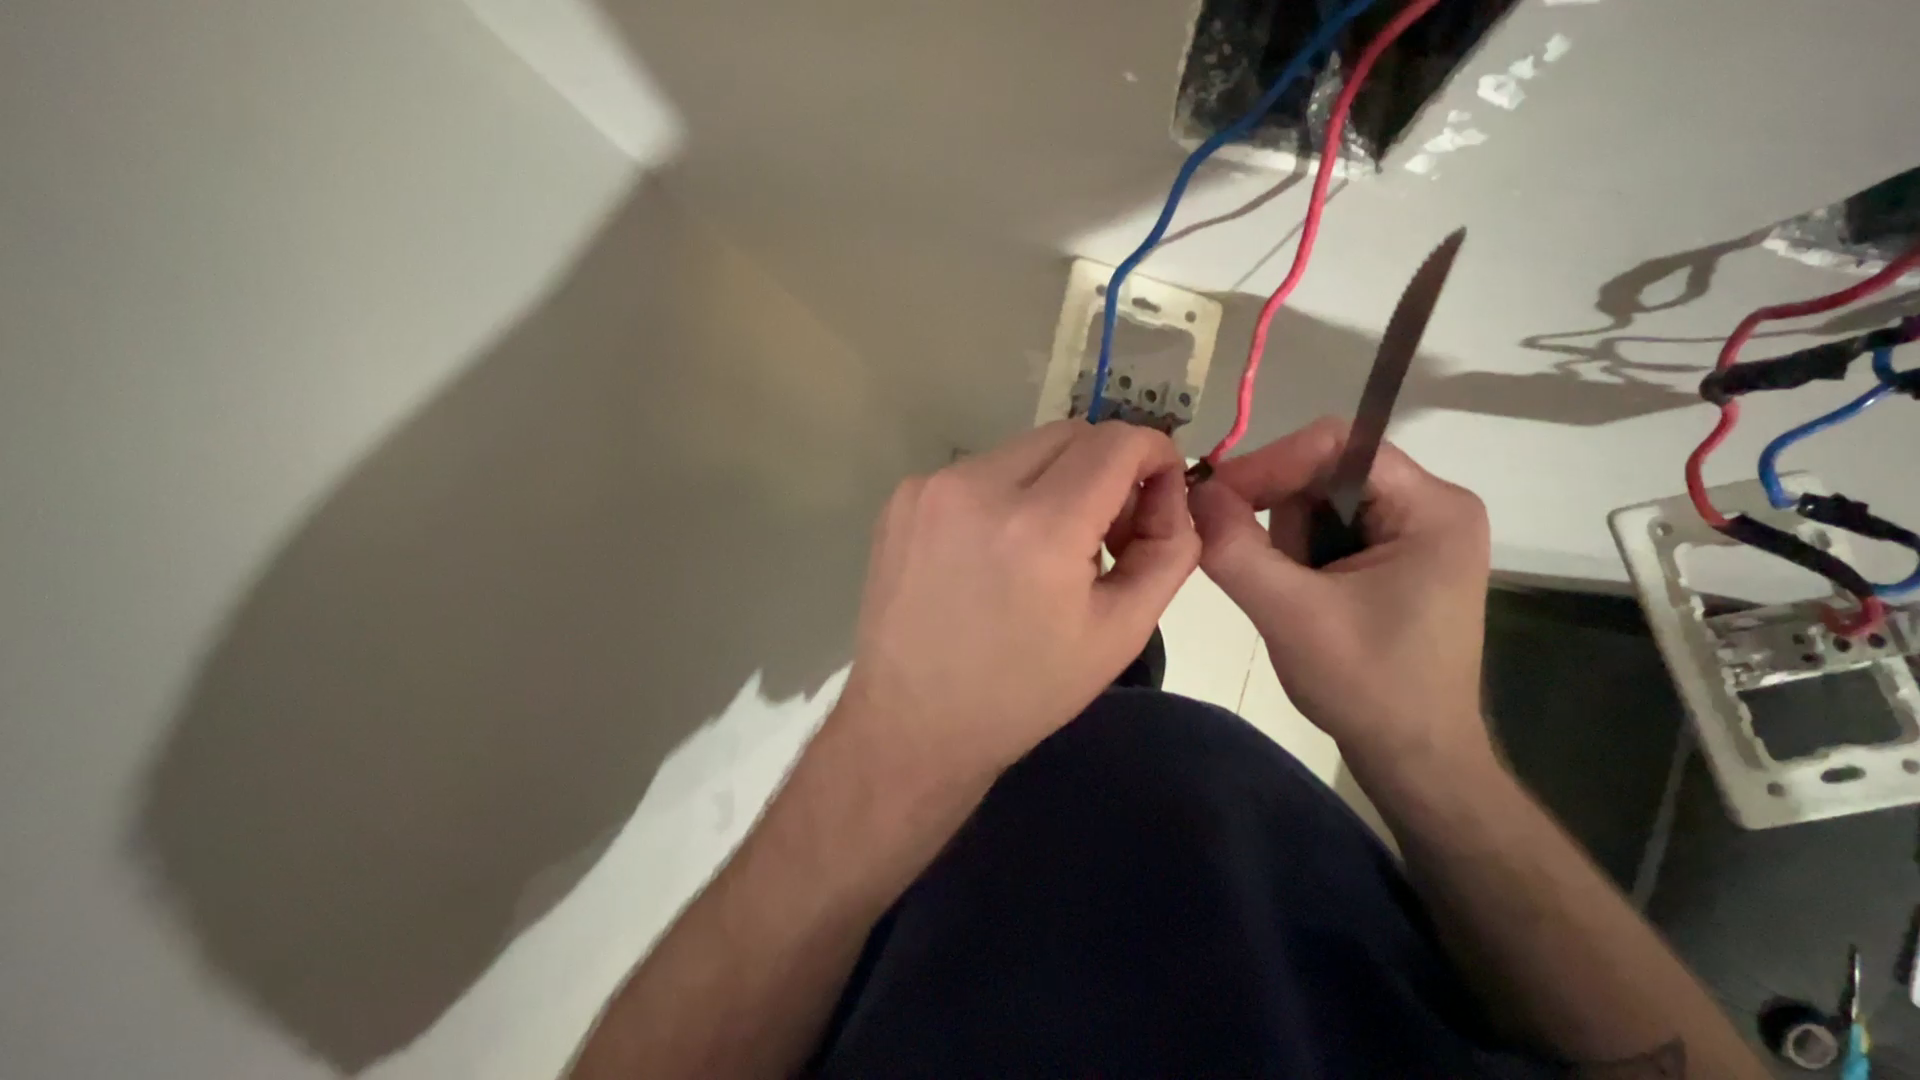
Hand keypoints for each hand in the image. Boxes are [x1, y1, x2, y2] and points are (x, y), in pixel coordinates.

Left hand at [834, 420, 1199, 799]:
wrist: (912, 724)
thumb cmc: (1023, 693)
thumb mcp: (1121, 633)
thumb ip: (1169, 551)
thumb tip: (1170, 497)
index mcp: (1040, 527)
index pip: (1117, 441)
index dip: (1155, 456)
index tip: (1159, 496)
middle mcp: (978, 487)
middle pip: (1071, 435)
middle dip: (1106, 469)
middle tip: (1107, 534)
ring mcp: (930, 488)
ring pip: (1024, 450)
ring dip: (1054, 481)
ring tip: (1049, 549)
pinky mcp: (901, 498)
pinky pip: (978, 472)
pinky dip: (1005, 495)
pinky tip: (997, 554)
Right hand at [1186, 418, 1492, 774]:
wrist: (1416, 757)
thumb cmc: (1367, 685)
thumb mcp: (1290, 613)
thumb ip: (1235, 547)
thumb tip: (1193, 490)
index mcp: (1432, 507)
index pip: (1338, 445)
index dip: (1270, 463)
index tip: (1215, 499)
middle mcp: (1433, 508)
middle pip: (1328, 473)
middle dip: (1278, 513)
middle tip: (1245, 559)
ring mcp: (1419, 535)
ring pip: (1324, 503)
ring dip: (1287, 541)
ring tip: (1287, 595)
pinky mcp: (1401, 561)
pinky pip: (1333, 532)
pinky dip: (1300, 557)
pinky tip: (1298, 596)